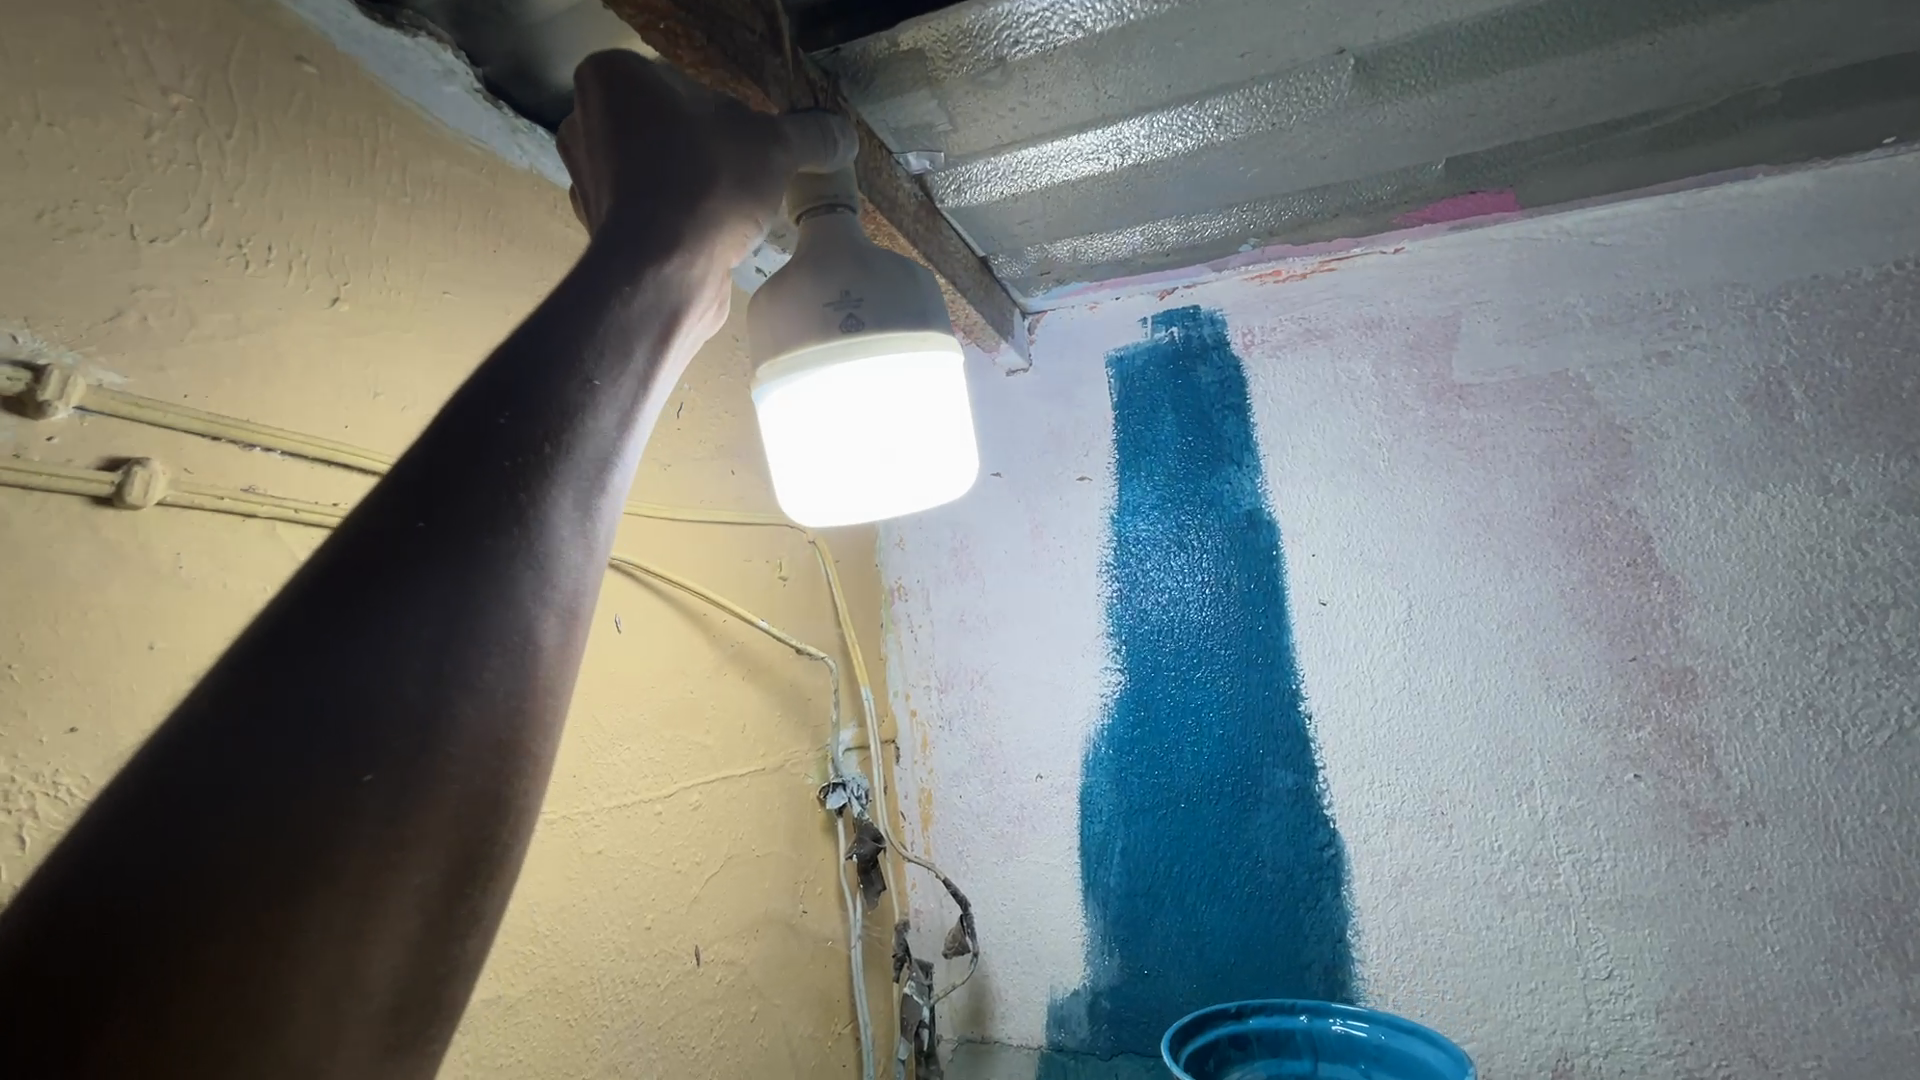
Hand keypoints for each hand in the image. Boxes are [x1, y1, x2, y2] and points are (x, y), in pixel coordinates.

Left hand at [557, 49, 854, 269]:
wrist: (665, 273)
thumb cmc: (709, 187)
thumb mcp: (776, 148)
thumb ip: (810, 134)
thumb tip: (843, 135)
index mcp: (614, 77)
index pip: (691, 90)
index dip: (734, 123)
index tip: (757, 154)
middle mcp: (586, 120)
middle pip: (677, 134)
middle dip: (716, 159)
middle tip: (750, 185)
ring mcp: (588, 180)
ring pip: (666, 177)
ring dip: (701, 195)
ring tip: (733, 218)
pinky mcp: (602, 231)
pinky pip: (656, 218)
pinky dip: (683, 227)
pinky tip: (710, 242)